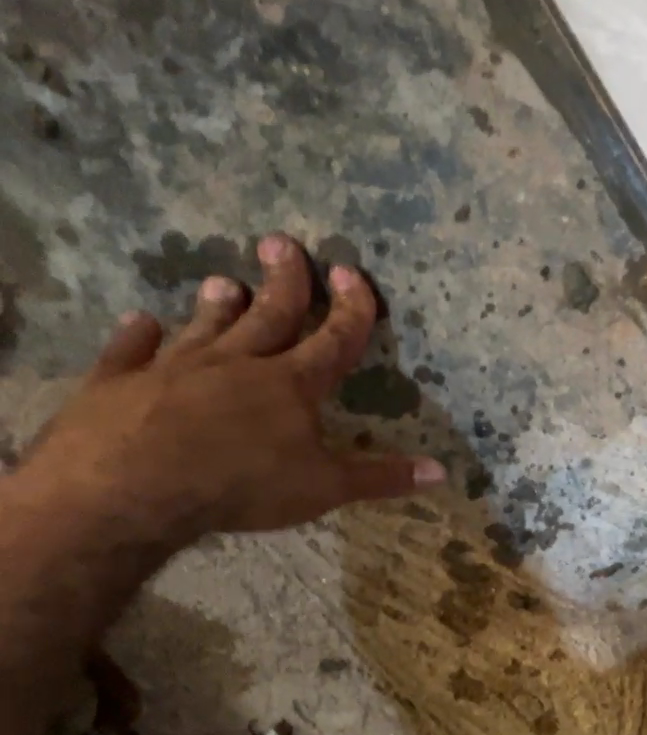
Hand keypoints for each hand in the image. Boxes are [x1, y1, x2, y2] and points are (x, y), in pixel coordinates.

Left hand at [20, 233, 444, 545]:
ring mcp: (172, 369)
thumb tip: (442, 472)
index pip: (333, 339)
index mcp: (291, 385)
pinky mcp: (117, 382)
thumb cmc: (240, 485)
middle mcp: (236, 364)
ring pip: (204, 328)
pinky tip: (140, 321)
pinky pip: (129, 351)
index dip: (350, 308)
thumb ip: (382, 477)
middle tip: (281, 243)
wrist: (124, 491)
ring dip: (217, 305)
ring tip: (222, 281)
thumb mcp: (326, 488)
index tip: (352, 273)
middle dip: (283, 282)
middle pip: (268, 315)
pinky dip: (137, 335)